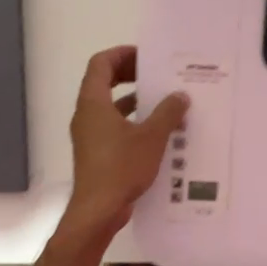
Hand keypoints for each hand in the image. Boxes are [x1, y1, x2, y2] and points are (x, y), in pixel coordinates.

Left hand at [64, 46, 187, 234]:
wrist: (99, 210)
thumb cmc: (121, 168)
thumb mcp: (151, 137)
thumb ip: (167, 113)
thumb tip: (180, 96)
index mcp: (93, 103)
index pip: (101, 64)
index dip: (122, 54)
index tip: (145, 57)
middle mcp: (86, 116)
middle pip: (103, 84)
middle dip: (130, 76)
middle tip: (156, 77)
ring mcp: (88, 137)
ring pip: (109, 109)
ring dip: (134, 103)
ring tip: (162, 104)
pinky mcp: (95, 155)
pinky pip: (112, 130)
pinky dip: (131, 125)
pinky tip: (155, 135)